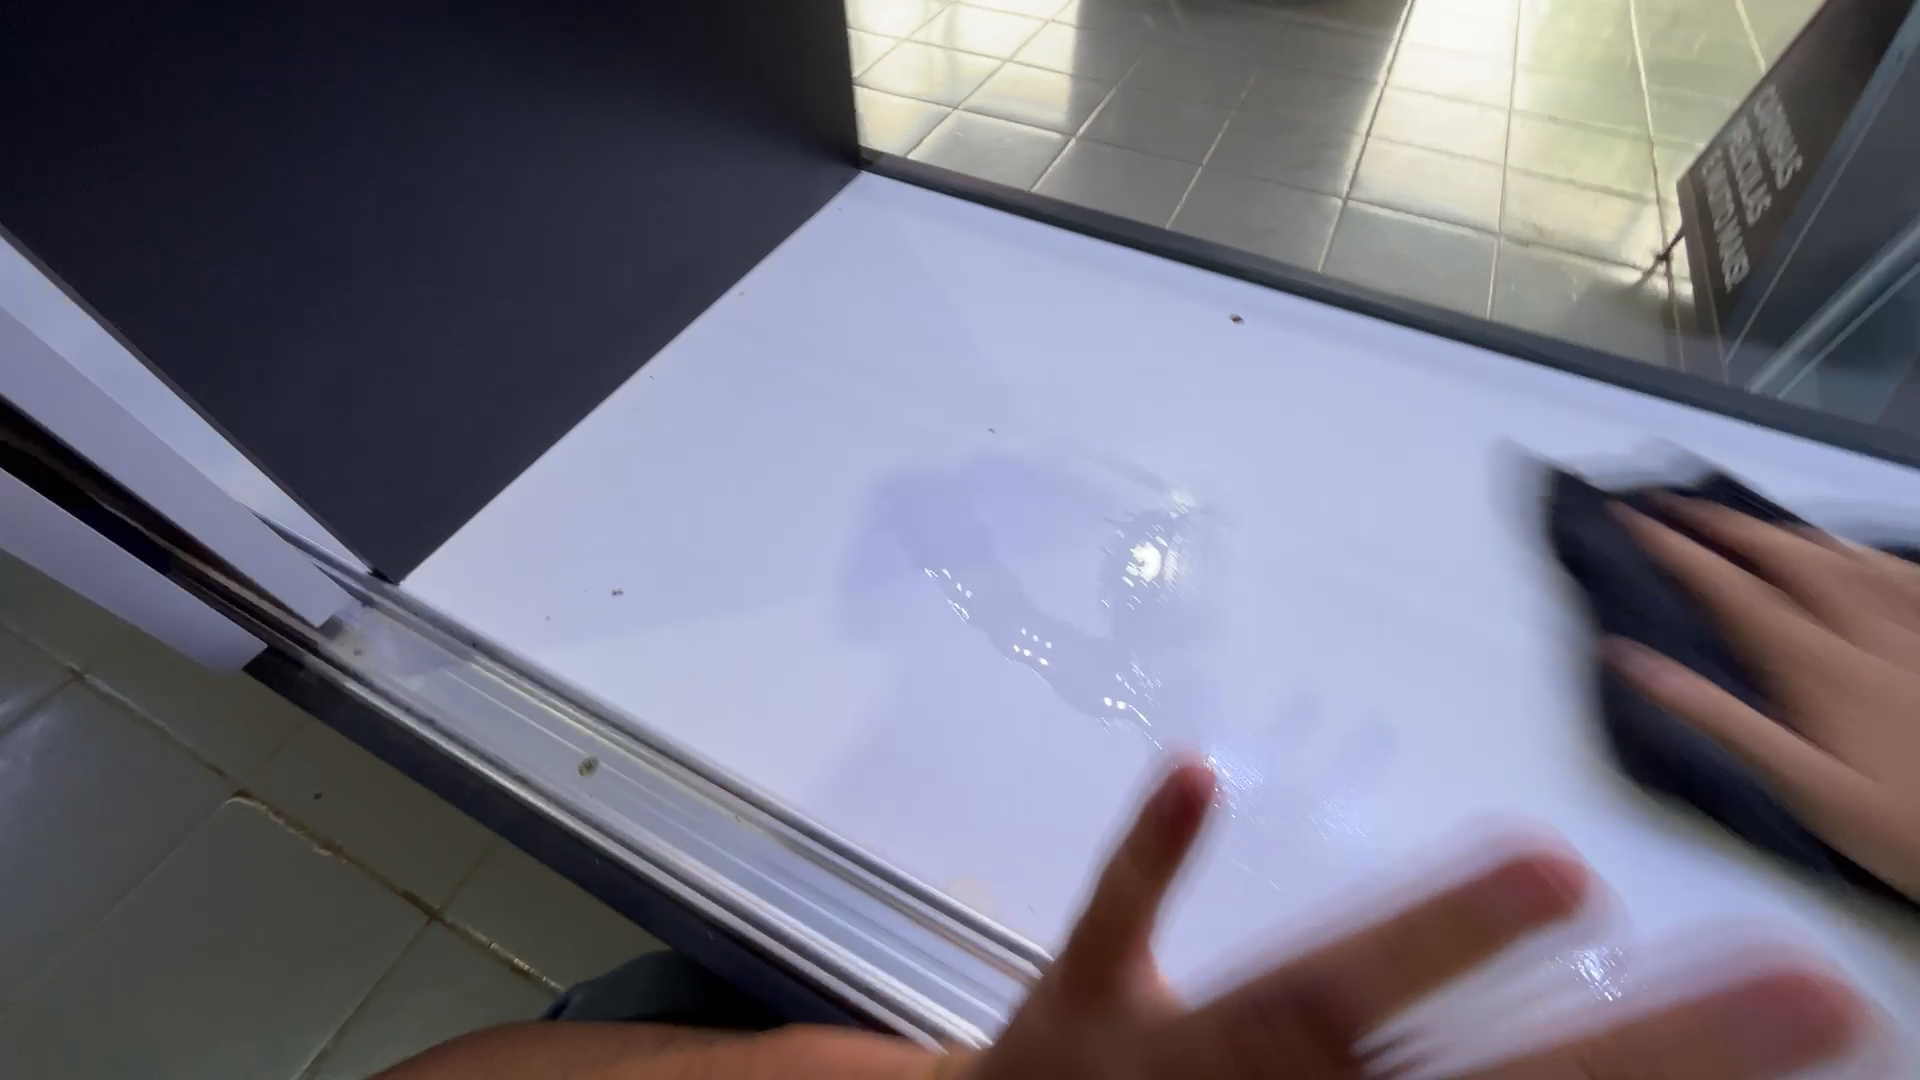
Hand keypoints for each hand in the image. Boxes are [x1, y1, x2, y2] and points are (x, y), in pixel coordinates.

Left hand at [945, 760, 1862, 1079]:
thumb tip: (1498, 1045)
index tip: (1822, 1020)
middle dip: (1630, 1053)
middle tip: (1805, 980)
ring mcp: (1158, 1059)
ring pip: (1302, 1008)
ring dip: (1424, 938)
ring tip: (1558, 861)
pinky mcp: (1071, 1001)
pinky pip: (1111, 918)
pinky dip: (1149, 852)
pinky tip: (1198, 766)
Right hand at [1609, 498, 1919, 896]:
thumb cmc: (1897, 823)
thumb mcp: (1793, 778)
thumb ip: (1710, 714)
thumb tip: (1626, 658)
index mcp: (1817, 664)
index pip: (1729, 585)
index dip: (1674, 547)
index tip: (1633, 521)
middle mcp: (1868, 639)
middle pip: (1790, 558)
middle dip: (1725, 525)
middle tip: (1676, 508)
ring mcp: (1916, 642)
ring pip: (1850, 561)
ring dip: (1788, 532)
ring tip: (1747, 522)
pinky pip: (1912, 584)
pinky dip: (1870, 557)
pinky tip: (1854, 554)